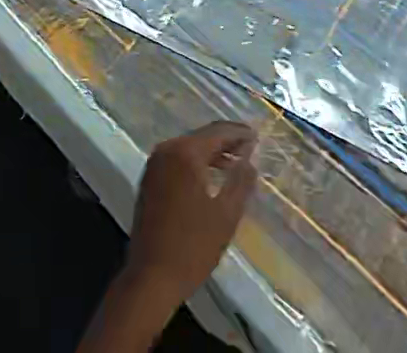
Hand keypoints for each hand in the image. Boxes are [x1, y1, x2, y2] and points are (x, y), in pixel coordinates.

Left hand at [124, 121, 258, 303]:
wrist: (152, 274)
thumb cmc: (193, 246)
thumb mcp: (226, 215)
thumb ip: (240, 182)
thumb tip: (250, 160)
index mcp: (184, 153)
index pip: (216, 132)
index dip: (238, 133)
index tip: (257, 135)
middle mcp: (166, 150)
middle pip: (201, 137)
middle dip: (225, 141)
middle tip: (249, 146)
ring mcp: (154, 164)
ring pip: (188, 148)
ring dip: (211, 152)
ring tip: (237, 162)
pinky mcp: (149, 179)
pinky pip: (177, 160)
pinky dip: (196, 162)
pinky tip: (211, 175)